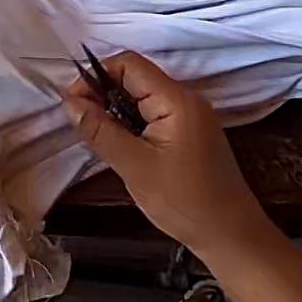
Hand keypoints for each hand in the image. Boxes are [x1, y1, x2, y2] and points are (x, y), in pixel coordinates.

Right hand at [64, 51, 276, 257]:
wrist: (232, 236)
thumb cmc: (184, 201)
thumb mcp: (134, 166)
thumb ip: (100, 130)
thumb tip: (70, 102)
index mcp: (176, 100)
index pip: (129, 64)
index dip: (96, 75)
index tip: (73, 102)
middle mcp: (185, 99)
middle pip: (134, 76)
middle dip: (102, 92)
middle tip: (80, 120)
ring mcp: (189, 115)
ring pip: (140, 95)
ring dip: (114, 108)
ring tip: (95, 132)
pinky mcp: (187, 131)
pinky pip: (150, 112)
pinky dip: (129, 120)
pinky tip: (117, 142)